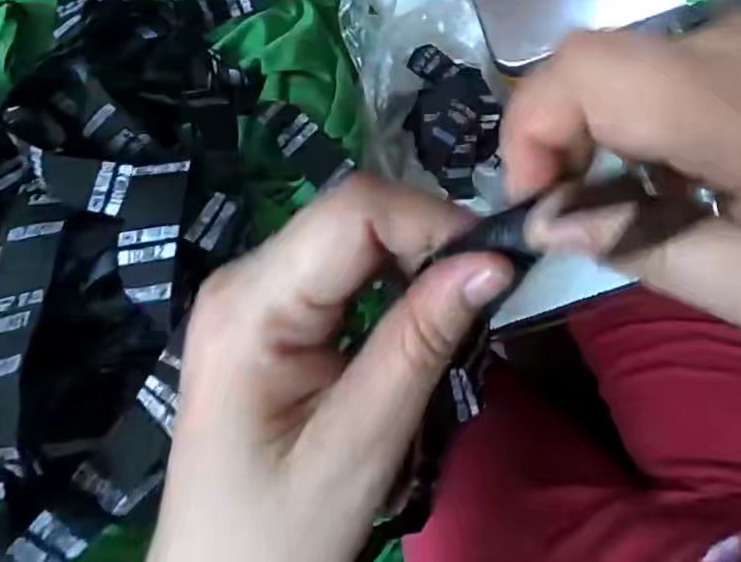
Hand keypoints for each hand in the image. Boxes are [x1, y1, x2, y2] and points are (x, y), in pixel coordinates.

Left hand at [151, 175, 512, 561]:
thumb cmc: (275, 540)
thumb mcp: (357, 450)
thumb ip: (421, 344)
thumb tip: (493, 261)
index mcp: (249, 303)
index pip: (352, 211)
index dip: (429, 220)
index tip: (492, 261)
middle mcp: (246, 274)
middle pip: (353, 212)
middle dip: (428, 235)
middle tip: (485, 284)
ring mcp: (257, 284)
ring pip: (356, 228)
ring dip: (417, 251)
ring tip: (458, 298)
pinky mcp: (275, 302)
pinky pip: (348, 258)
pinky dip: (397, 269)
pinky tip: (420, 306)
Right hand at [504, 15, 740, 350]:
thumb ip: (642, 249)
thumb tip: (546, 221)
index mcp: (736, 107)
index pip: (582, 73)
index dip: (530, 130)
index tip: (536, 207)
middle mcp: (727, 46)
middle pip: (586, 61)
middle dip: (549, 134)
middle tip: (567, 212)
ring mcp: (740, 35)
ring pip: (614, 63)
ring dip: (588, 129)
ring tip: (619, 203)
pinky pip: (653, 69)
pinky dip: (630, 119)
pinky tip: (671, 175)